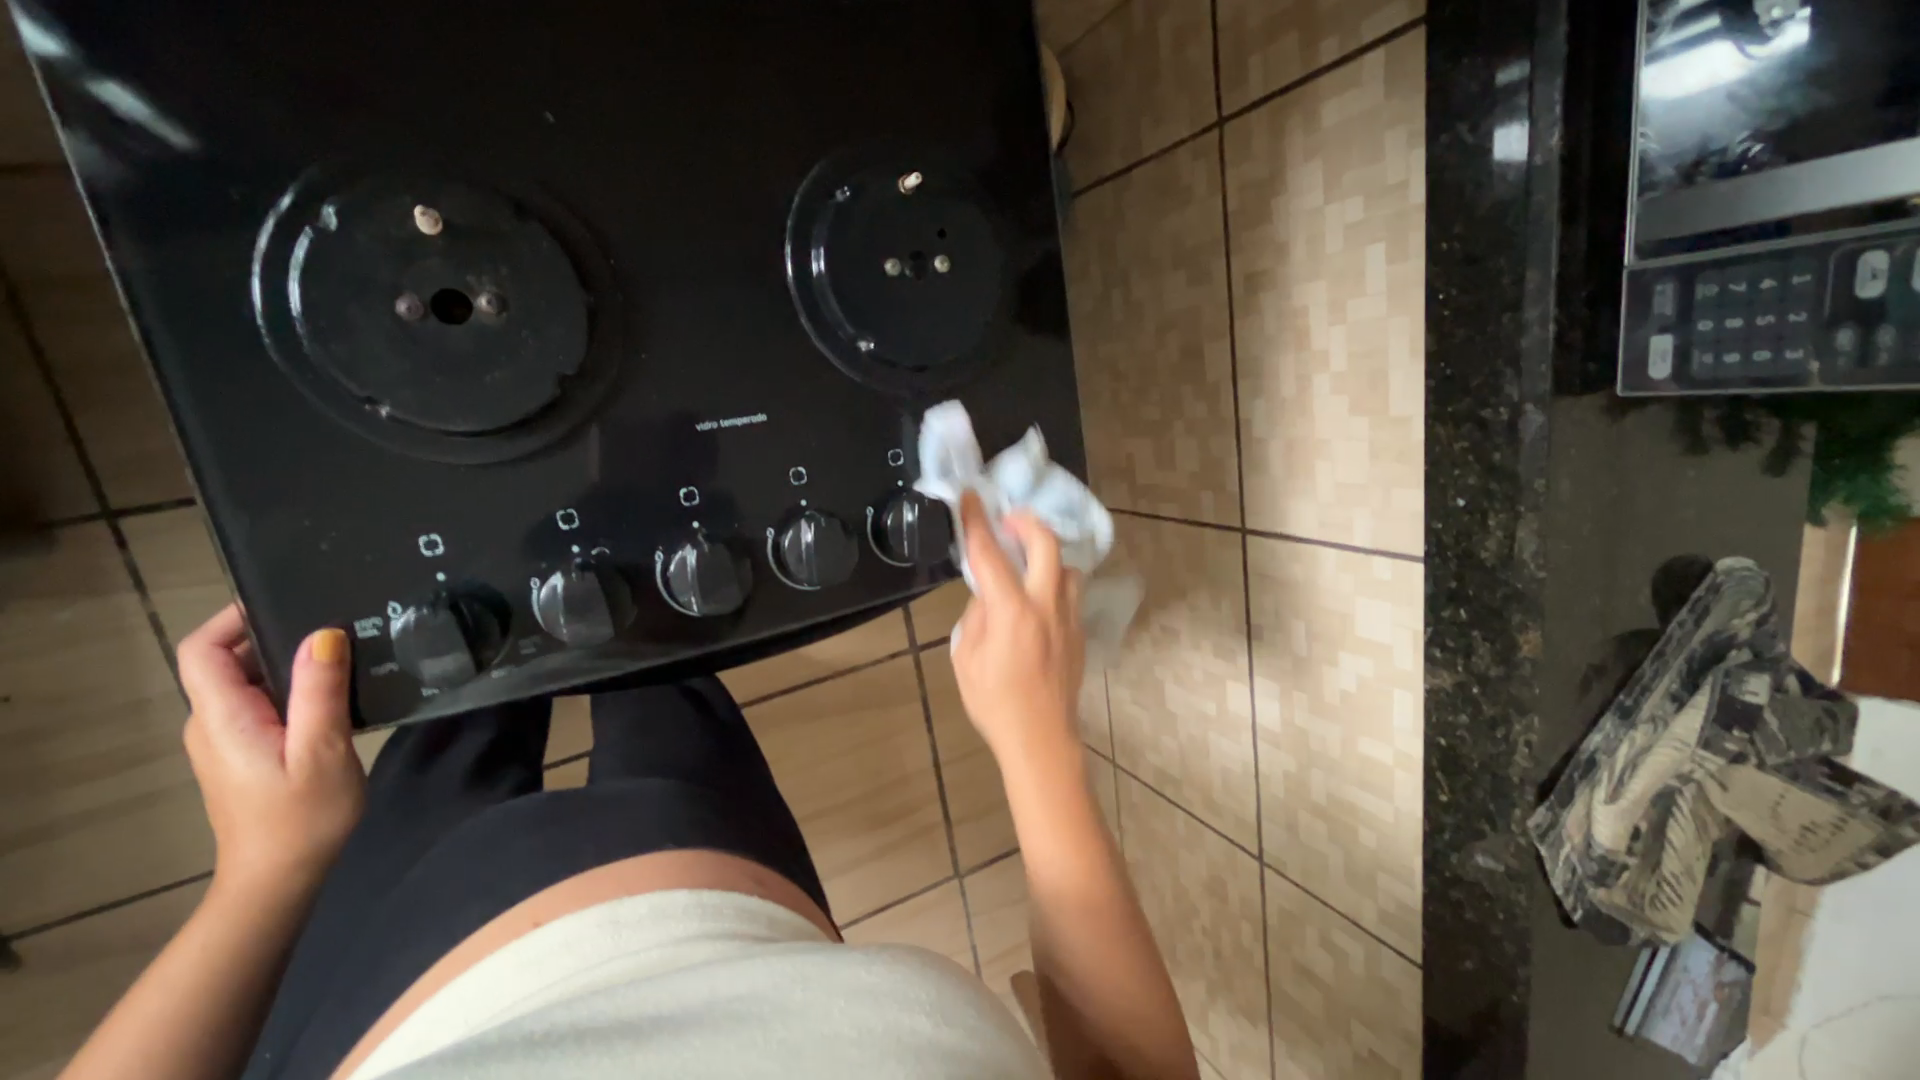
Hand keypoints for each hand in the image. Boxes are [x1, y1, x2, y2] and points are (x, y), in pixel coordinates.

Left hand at [178, 604, 364, 896]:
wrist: (280, 877)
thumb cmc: (302, 815)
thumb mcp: (322, 749)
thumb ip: (319, 691)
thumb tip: (322, 634)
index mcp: (223, 717)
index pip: (202, 650)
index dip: (232, 617)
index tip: (287, 599)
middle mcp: (212, 723)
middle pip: (226, 662)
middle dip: (275, 635)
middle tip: (336, 623)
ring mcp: (225, 741)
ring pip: (248, 683)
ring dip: (289, 663)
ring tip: (345, 654)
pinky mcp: (245, 753)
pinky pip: (261, 704)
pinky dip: (292, 689)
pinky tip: (334, 695)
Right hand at [950, 493, 1085, 766]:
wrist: (1041, 739)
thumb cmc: (994, 704)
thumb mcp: (966, 659)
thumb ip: (976, 618)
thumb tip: (987, 595)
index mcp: (1011, 611)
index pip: (991, 554)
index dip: (977, 521)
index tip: (972, 497)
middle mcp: (1046, 605)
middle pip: (1046, 544)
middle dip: (1027, 522)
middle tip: (1009, 520)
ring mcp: (1069, 618)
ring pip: (1068, 568)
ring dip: (1048, 556)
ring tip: (1028, 563)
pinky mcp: (1080, 633)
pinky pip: (1072, 594)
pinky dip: (1056, 584)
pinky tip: (1040, 599)